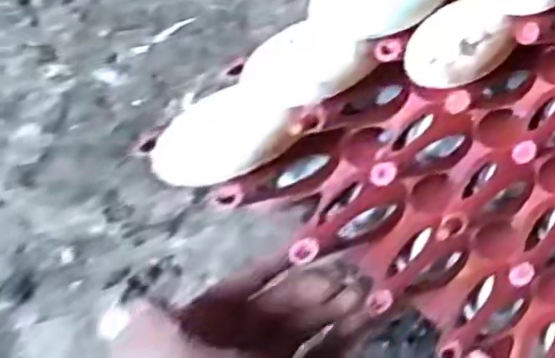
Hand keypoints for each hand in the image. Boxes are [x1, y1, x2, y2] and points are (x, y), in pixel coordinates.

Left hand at [108, 259, 368, 357]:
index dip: (269, 268)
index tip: (313, 247)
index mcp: (193, 349)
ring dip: (346, 299)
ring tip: (366, 294)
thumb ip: (152, 337)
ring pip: (316, 319)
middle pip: (282, 302)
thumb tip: (135, 303)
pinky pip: (339, 343)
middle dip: (320, 282)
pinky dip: (361, 323)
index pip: (229, 298)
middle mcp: (234, 355)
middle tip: (349, 277)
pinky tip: (378, 311)